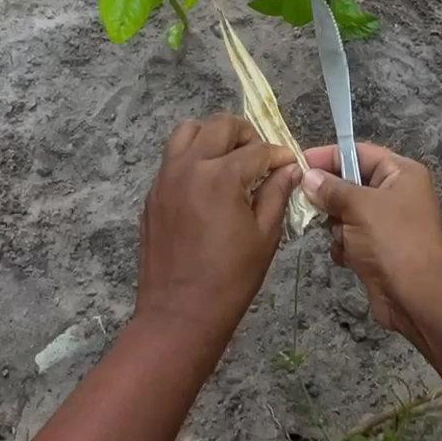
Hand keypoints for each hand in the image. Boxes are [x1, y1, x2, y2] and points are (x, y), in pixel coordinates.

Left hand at [137, 113, 300, 336]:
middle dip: (246, 135)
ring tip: (229, 160)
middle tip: (260, 158)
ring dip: (212, 137)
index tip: (289, 165)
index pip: (258, 150)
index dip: (279, 156)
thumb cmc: (229, 279)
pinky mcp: (152, 194)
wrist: (178, 315)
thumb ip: (277, 193)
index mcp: (221, 176)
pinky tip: (207, 185)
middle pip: (220, 125)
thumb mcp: (265, 235)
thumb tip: (289, 169)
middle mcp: (189, 167)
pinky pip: (172, 159)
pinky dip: (192, 158)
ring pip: (187, 131)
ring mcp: (165, 178)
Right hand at [301, 143, 441, 337]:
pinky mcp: (379, 248)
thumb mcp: (359, 206)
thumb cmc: (392, 240)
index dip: (329, 156)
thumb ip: (331, 189)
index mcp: (401, 173)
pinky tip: (346, 256)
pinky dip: (344, 245)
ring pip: (347, 212)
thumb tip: (308, 177)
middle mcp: (396, 193)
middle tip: (306, 201)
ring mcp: (388, 222)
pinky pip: (351, 237)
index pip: (359, 152)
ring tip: (341, 236)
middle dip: (331, 196)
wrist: (416, 296)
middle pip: (351, 183)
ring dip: (337, 225)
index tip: (300, 162)